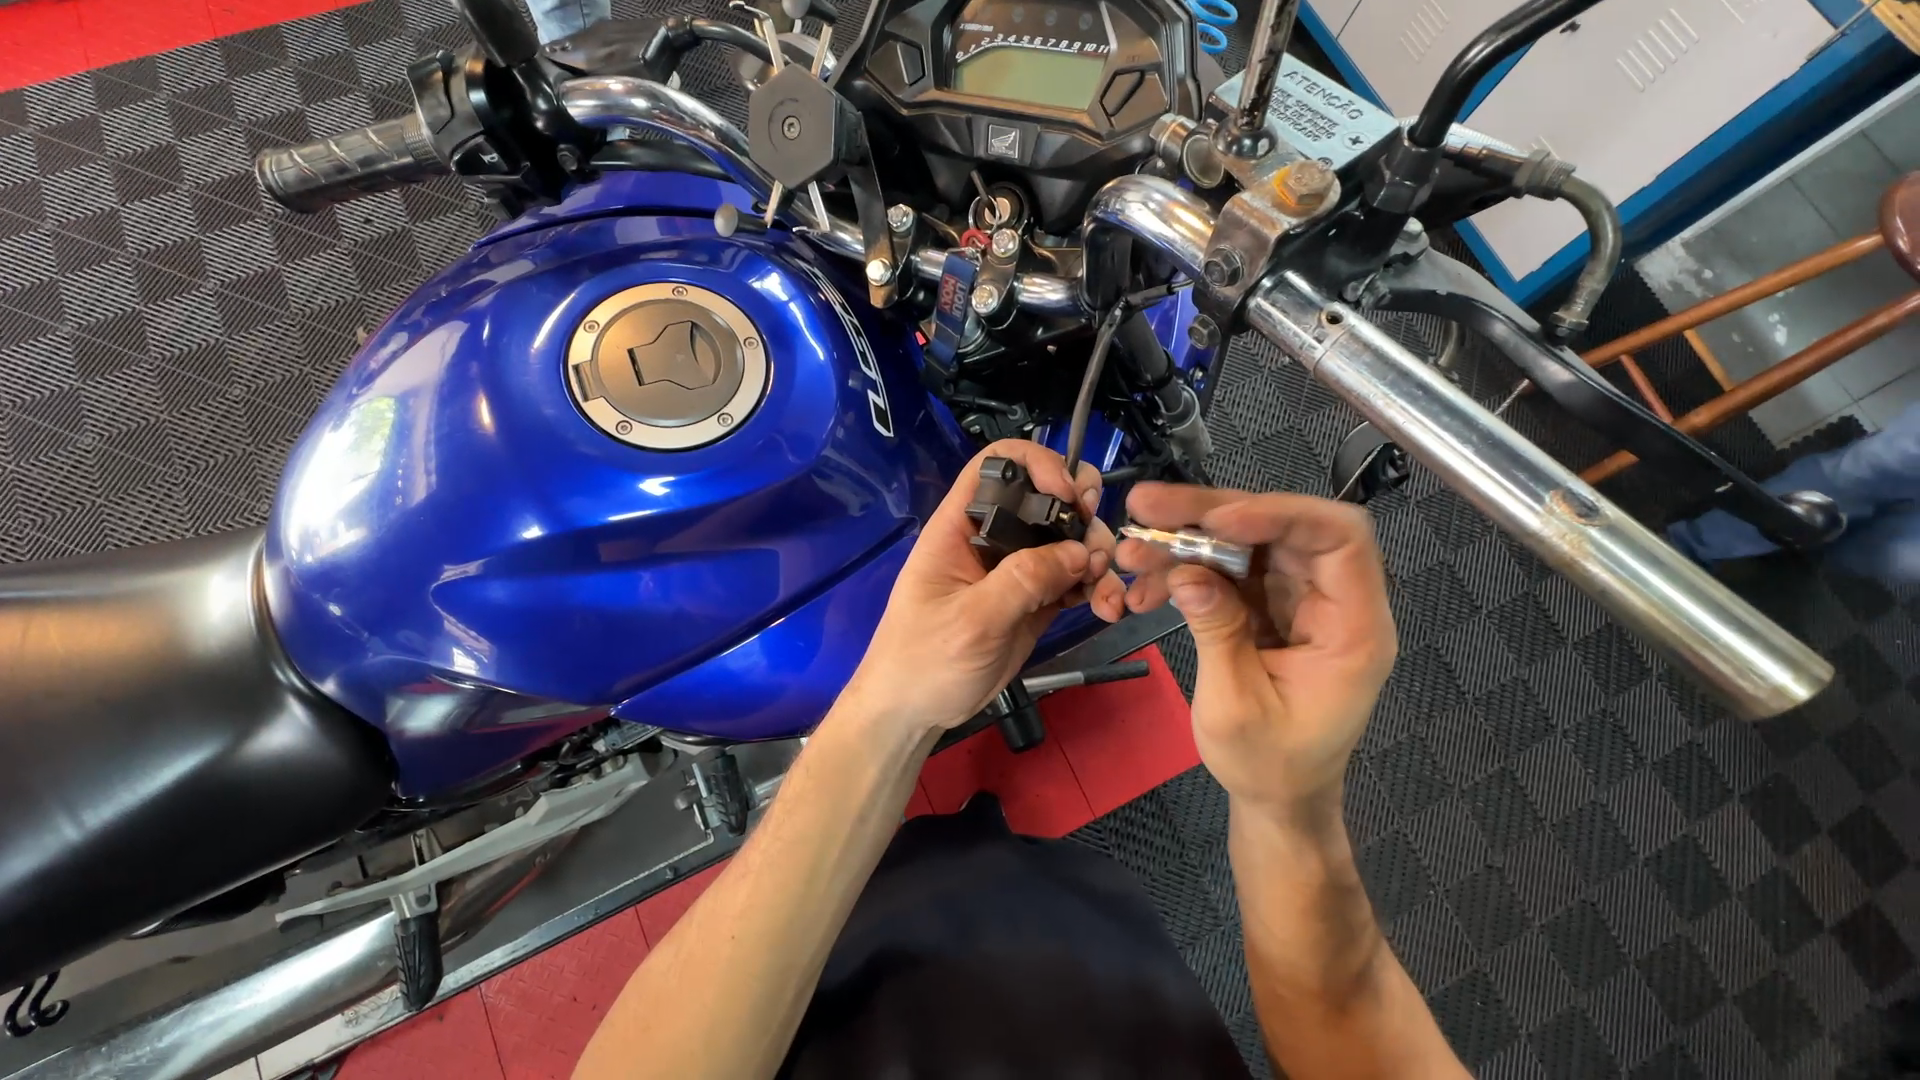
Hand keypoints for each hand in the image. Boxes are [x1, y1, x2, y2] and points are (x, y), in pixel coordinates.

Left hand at [838, 440, 1127, 737]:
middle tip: (1098, 546)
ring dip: (1096, 557)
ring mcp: (1015, 571)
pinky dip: (1095, 588)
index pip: (997, 465)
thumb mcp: (971, 618)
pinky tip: (1106, 607)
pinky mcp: (1034, 602)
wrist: (913, 712)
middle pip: (1045, 499)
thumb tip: (1078, 552)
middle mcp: (992, 540)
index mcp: (961, 527)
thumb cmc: (923, 659)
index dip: (1037, 464)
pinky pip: (1072, 581)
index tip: (1067, 495)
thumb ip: (1023, 580)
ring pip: (1067, 541)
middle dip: (1080, 513)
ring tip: (1104, 590)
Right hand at [1116, 485, 1395, 816]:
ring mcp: (1298, 601)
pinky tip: (1145, 585)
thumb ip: (1217, 632)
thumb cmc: (1270, 764)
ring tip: (1132, 546)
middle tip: (1147, 507)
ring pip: (1247, 543)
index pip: (1339, 539)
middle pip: (1281, 529)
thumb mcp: (1236, 706)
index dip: (1281, 516)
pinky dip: (1185, 570)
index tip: (1217, 521)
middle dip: (1212, 514)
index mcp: (1353, 628)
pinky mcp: (1268, 607)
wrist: (1276, 797)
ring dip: (1188, 539)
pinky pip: (1227, 570)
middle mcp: (1331, 602)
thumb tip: (1186, 573)